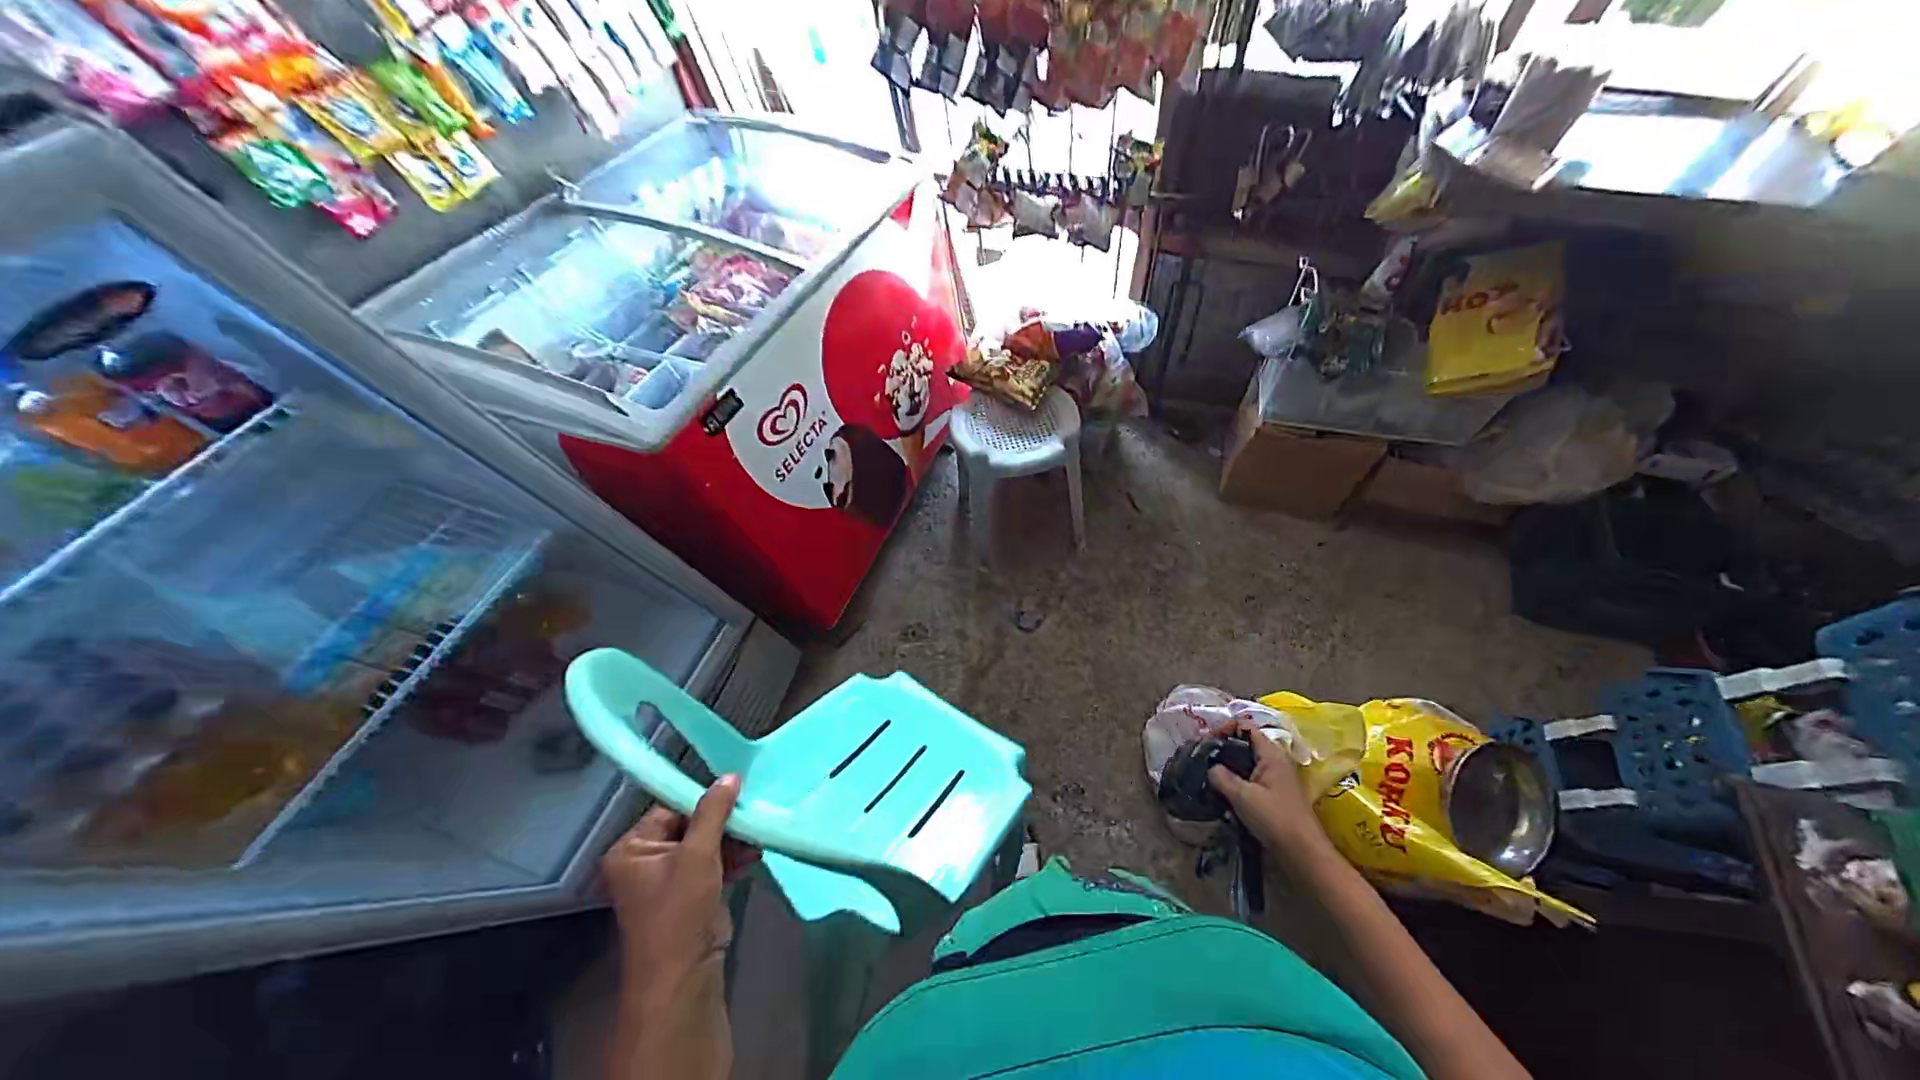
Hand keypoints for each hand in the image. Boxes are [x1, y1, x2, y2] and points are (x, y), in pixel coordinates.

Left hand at [603, 775, 759, 992]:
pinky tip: (753, 855)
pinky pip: (710, 865)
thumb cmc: (680, 911)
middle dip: (722, 824)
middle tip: (750, 817)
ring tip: (756, 840)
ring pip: (704, 845)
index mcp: (631, 849)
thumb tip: (730, 776)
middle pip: (689, 825)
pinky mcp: (688, 896)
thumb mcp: (698, 854)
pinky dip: (730, 859)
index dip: (703, 801)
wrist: (683, 978)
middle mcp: (644, 861)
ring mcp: (666, 880)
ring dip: (731, 841)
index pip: (670, 809)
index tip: (737, 792)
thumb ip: (714, 811)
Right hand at [1207, 720, 1332, 860]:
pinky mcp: (1273, 795)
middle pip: (1244, 744)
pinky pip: (1249, 779)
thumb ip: (1221, 776)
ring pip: (1246, 763)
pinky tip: (1220, 791)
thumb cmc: (1274, 819)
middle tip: (1201, 756)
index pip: (1245, 727)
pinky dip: (1235, 781)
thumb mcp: (1242, 796)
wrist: (1303, 854)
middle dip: (1222, 748)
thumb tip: (1210, 767)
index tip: (1205, 741)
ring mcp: (1275, 779)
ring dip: (1227, 766)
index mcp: (1271, 754)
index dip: (1224, 728)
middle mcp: (1275, 761)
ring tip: (1205, 772)